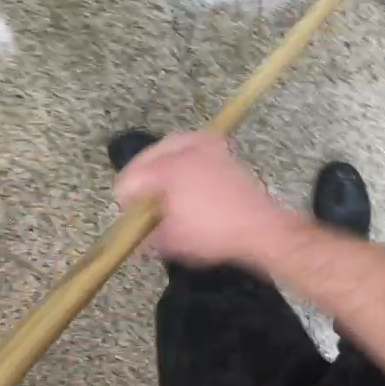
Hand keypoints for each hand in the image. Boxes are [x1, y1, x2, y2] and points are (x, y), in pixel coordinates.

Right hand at [114, 132, 303, 265]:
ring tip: (161, 184)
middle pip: (148, 157)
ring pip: (171, 145)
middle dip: (141, 176)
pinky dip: (185, 154)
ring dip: (161, 162)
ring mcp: (208, 146)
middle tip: (143, 198)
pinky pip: (195, 144)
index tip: (129, 213)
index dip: (124, 198)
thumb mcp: (171, 241)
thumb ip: (147, 234)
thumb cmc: (215, 234)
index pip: (130, 178)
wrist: (260, 227)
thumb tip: (140, 232)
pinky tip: (186, 171)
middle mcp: (185, 150)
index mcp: (166, 169)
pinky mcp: (224, 151)